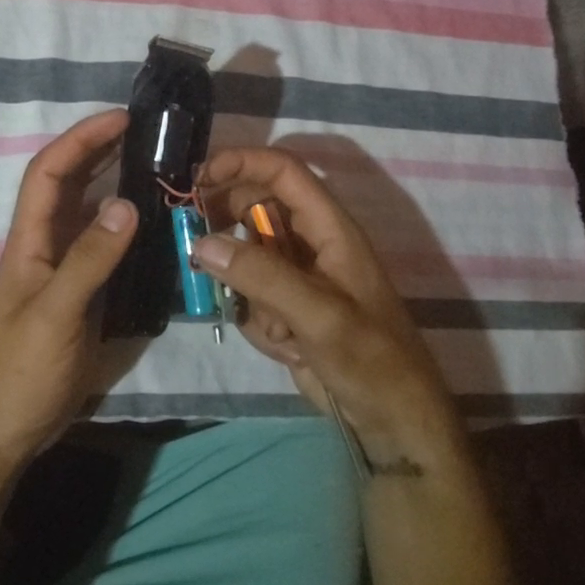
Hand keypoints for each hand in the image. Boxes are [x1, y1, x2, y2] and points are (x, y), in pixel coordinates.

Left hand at [0, 109, 138, 470]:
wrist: (12, 426)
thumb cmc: (23, 369)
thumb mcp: (56, 313)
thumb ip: (89, 260)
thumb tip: (126, 204)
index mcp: (27, 241)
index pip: (48, 173)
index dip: (79, 139)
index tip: (121, 118)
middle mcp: (42, 245)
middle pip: (68, 183)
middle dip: (100, 150)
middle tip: (148, 133)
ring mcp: (60, 268)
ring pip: (86, 212)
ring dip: (114, 182)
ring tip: (157, 165)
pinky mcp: (79, 292)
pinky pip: (102, 245)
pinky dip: (124, 225)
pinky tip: (154, 222)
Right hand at [192, 148, 458, 456]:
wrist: (390, 421)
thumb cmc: (370, 359)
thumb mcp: (319, 314)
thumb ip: (261, 276)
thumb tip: (202, 243)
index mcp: (329, 229)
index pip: (282, 172)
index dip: (241, 163)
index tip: (197, 179)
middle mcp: (309, 244)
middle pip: (252, 208)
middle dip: (226, 228)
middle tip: (195, 248)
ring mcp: (294, 278)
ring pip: (242, 258)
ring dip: (244, 290)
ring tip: (271, 325)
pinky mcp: (282, 309)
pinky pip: (246, 297)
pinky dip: (253, 319)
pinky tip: (283, 348)